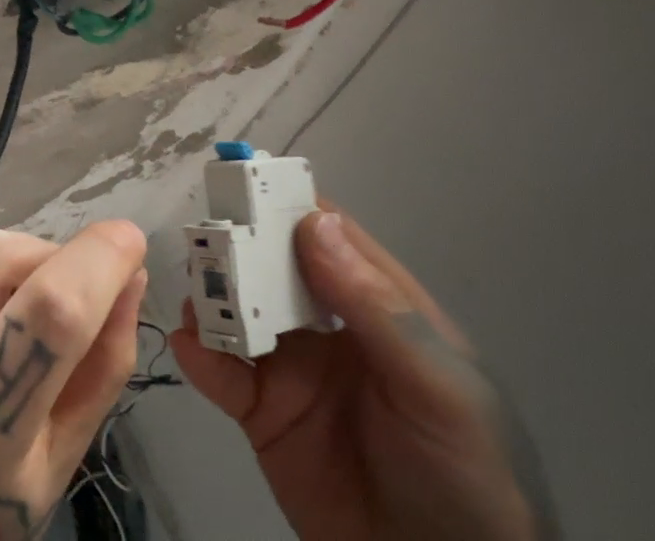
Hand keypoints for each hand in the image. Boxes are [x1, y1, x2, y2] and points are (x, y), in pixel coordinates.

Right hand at [171, 210, 556, 540]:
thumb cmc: (466, 475)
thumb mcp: (439, 390)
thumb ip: (376, 309)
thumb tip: (315, 220)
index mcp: (383, 312)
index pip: (331, 240)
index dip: (288, 207)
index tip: (243, 179)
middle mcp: (330, 330)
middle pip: (272, 271)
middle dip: (238, 250)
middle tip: (204, 240)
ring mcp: (291, 370)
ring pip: (237, 313)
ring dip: (211, 297)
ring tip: (194, 294)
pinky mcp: (259, 411)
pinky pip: (219, 372)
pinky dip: (198, 354)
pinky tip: (189, 345)